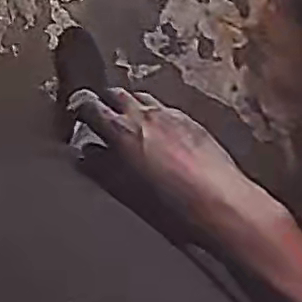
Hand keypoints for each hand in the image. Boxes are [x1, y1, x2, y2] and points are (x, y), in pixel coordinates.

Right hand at [74, 88, 295, 257]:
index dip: (78, 107)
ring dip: (130, 106)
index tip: (75, 113)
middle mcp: (142, 114)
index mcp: (120, 129)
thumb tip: (86, 154)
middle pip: (114, 93)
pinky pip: (165, 109)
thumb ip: (101, 166)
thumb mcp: (126, 190)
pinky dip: (155, 115)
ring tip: (130, 123)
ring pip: (140, 97)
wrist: (226, 207)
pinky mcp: (191, 121)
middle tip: (101, 117)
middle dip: (104, 102)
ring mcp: (169, 114)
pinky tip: (160, 135)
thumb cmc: (174, 207)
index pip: (88, 104)